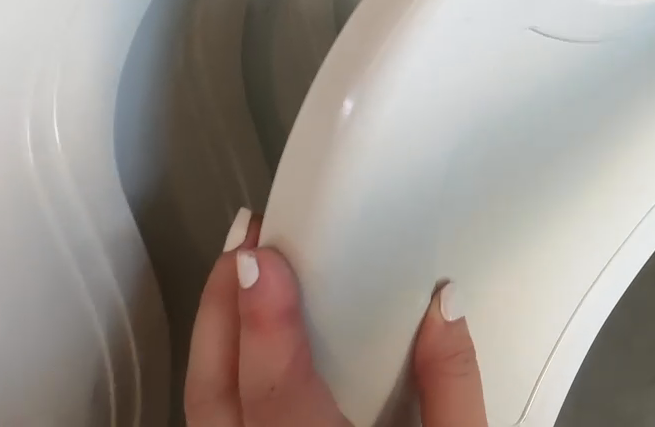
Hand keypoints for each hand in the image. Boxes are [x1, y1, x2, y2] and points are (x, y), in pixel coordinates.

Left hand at [186, 208, 486, 426]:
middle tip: (237, 245)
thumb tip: (445, 304)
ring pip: (199, 414)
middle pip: (212, 398)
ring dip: (213, 339)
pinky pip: (216, 426)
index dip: (264, 320)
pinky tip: (242, 343)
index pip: (277, 389)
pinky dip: (221, 373)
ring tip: (234, 278)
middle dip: (217, 315)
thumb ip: (454, 383)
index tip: (257, 260)